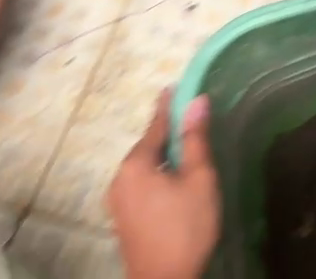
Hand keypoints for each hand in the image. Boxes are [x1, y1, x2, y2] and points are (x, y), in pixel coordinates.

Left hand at [106, 89, 220, 278]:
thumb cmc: (185, 228)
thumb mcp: (198, 179)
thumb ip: (194, 139)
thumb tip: (196, 100)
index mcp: (136, 164)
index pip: (155, 125)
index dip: (168, 106)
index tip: (173, 87)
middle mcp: (120, 178)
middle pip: (148, 146)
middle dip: (167, 134)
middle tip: (190, 122)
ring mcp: (118, 200)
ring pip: (144, 166)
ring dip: (163, 157)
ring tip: (186, 151)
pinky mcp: (122, 218)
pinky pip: (140, 183)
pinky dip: (157, 175)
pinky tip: (174, 181)